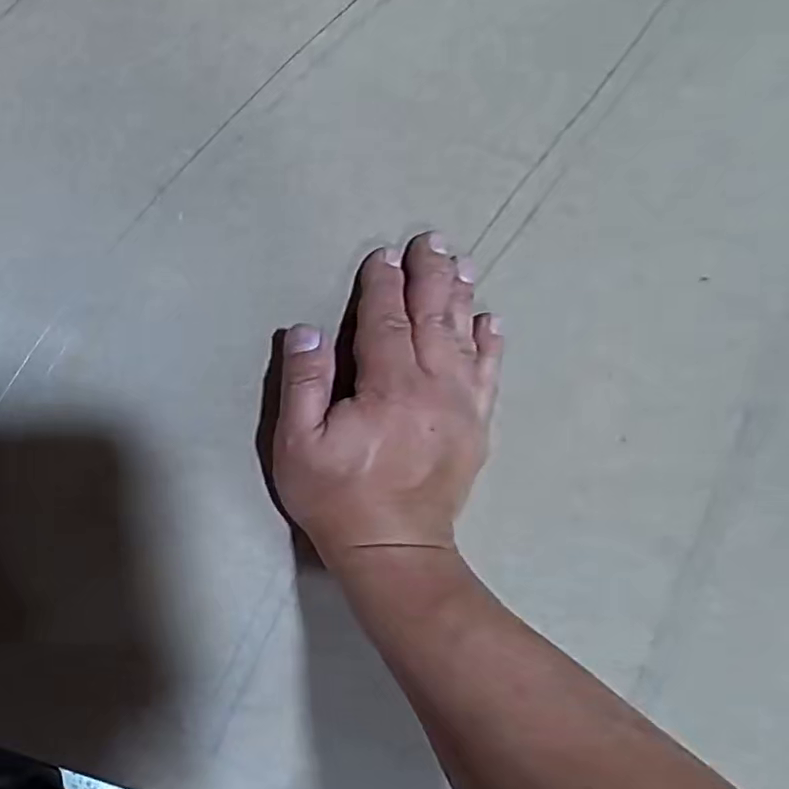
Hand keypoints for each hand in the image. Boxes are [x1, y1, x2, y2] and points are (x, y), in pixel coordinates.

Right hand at [271, 233, 502, 561]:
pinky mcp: (475, 427)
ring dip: (460, 299)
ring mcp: (463, 408)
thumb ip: (304, 382)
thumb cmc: (332, 492)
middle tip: (433, 241)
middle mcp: (436, 389)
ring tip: (461, 266)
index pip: (384, 324)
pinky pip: (489, 374)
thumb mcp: (296, 440)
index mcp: (389, 389)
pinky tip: (491, 321)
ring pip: (465, 340)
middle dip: (430, 279)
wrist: (393, 547)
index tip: (383, 255)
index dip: (381, 288)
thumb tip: (308, 331)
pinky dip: (490, 343)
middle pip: (433, 322)